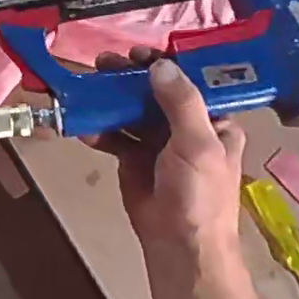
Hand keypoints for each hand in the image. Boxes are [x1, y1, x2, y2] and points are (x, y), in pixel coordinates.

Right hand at [85, 48, 246, 252]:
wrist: (179, 245)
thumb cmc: (199, 195)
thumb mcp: (197, 144)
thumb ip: (180, 103)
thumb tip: (159, 65)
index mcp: (213, 121)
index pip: (190, 82)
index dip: (165, 64)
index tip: (139, 53)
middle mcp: (185, 127)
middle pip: (154, 93)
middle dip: (129, 78)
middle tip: (104, 63)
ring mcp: (157, 143)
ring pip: (131, 112)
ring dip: (111, 99)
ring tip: (89, 86)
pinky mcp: (134, 160)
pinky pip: (115, 137)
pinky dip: (100, 130)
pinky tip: (85, 125)